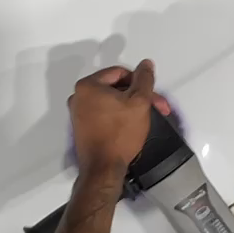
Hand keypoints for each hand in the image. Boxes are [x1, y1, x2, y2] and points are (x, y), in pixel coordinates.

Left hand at [69, 60, 169, 177]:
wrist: (104, 168)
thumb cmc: (120, 134)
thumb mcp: (139, 101)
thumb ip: (145, 79)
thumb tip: (146, 64)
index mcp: (88, 85)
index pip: (120, 72)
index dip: (140, 81)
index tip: (151, 95)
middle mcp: (78, 96)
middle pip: (115, 87)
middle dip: (137, 96)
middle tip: (155, 106)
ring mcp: (78, 113)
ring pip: (111, 101)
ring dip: (130, 106)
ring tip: (144, 118)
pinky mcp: (82, 127)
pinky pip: (103, 113)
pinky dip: (118, 116)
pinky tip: (130, 126)